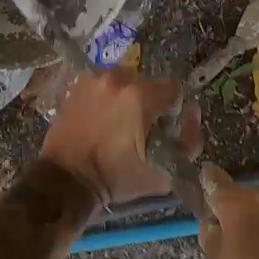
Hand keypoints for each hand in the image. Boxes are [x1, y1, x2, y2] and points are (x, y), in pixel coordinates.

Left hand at [39, 68, 193, 205]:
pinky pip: (103, 84)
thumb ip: (188, 142)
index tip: (165, 129)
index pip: (174, 90)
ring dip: (128, 98)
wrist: (66, 179)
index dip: (174, 110)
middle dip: (150, 104)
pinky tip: (102, 119)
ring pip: (125, 82)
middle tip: (142, 129)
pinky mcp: (77, 84)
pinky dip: (108, 97)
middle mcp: (117, 78)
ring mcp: (94, 78)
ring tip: (120, 124)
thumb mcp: (162, 171)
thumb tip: (193, 115)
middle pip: (148, 84)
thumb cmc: (115, 177)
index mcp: (139, 96)